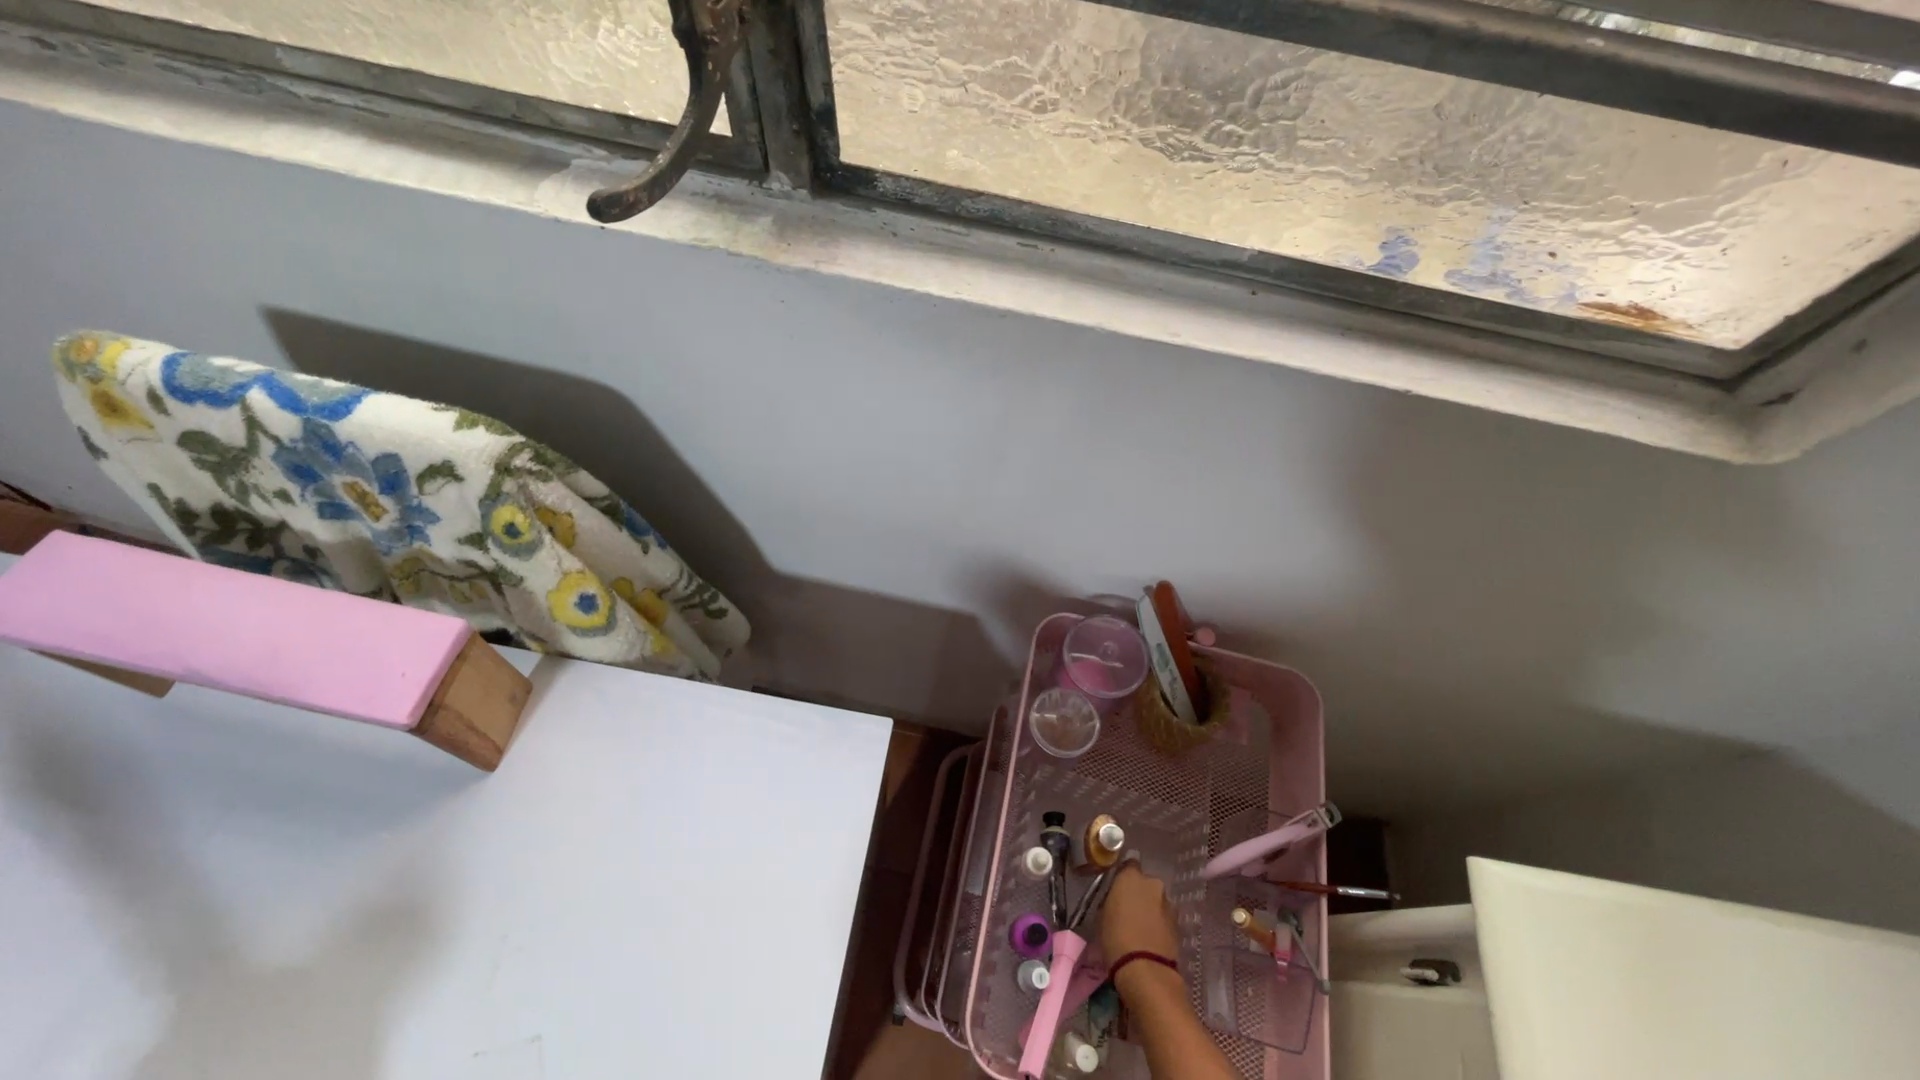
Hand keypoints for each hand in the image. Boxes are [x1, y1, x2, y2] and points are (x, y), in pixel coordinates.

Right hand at [1100, 864, 1177, 960]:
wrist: (1146, 969)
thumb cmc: (1115, 939)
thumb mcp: (1101, 916)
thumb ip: (1112, 901)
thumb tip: (1116, 902)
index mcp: (1131, 877)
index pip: (1128, 865)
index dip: (1123, 877)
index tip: (1117, 890)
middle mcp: (1153, 884)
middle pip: (1145, 884)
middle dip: (1139, 894)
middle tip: (1128, 911)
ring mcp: (1169, 903)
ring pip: (1157, 901)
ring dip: (1150, 909)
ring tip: (1140, 928)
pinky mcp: (1179, 923)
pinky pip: (1164, 917)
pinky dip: (1159, 923)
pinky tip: (1150, 938)